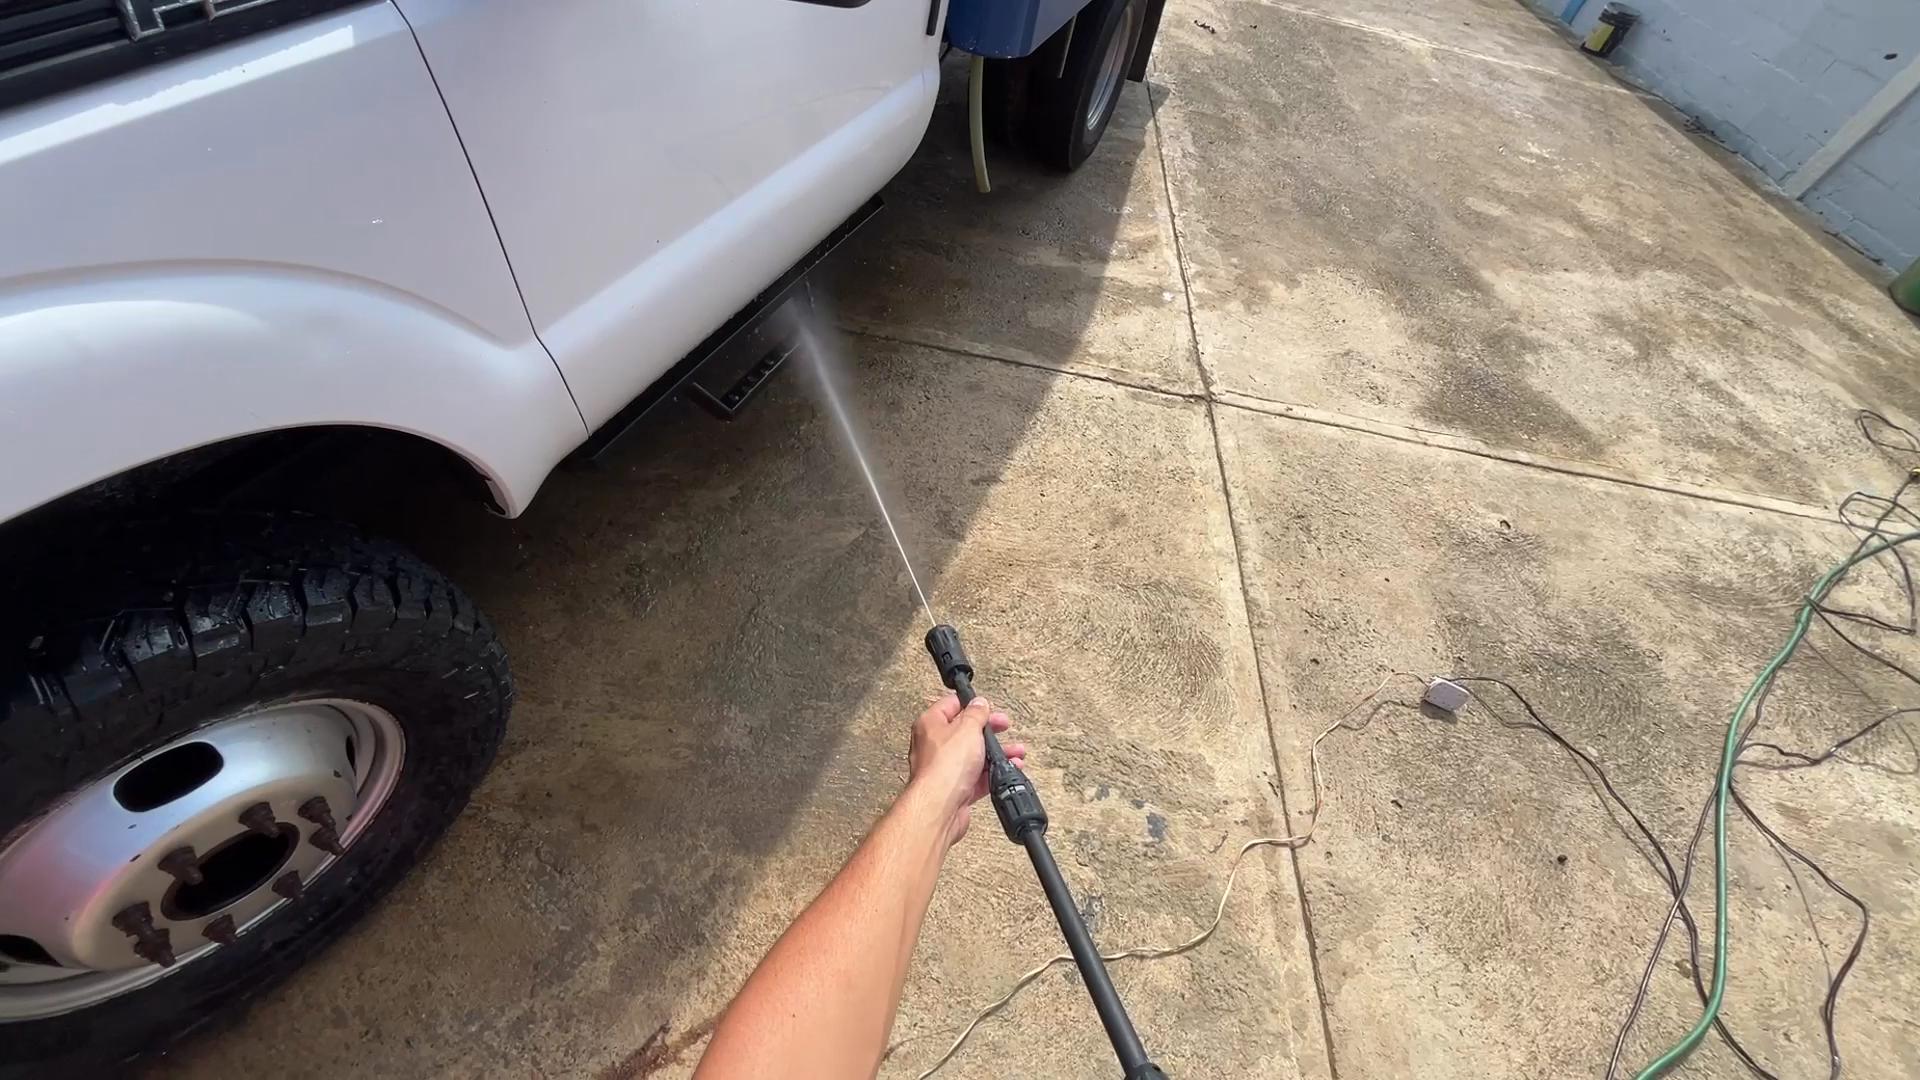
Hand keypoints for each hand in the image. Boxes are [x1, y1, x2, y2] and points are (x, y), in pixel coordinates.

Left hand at [908, 693, 1026, 845]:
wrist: (940, 807)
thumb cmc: (944, 767)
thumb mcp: (968, 729)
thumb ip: (976, 713)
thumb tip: (979, 703)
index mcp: (930, 724)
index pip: (951, 705)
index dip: (971, 705)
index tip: (987, 707)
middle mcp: (933, 745)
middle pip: (965, 731)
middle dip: (988, 730)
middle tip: (1002, 727)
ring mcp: (944, 768)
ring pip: (973, 756)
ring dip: (996, 753)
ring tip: (1015, 751)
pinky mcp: (954, 788)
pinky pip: (977, 777)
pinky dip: (993, 773)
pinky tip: (1007, 770)